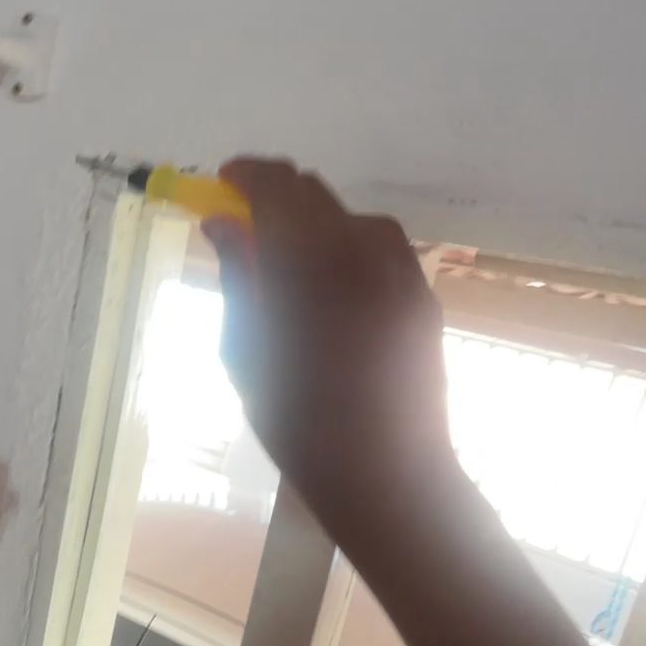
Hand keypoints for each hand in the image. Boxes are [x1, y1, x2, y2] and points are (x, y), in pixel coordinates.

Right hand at [202, 159, 455, 536]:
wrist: (385, 471)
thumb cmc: (294, 418)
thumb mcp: (243, 348)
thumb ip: (236, 276)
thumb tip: (222, 227)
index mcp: (305, 266)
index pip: (275, 187)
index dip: (245, 174)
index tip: (222, 183)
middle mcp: (359, 253)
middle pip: (313, 192)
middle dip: (274, 196)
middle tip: (245, 227)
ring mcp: (400, 271)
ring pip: (349, 216)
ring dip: (313, 222)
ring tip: (291, 265)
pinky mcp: (423, 292)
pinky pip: (380, 246)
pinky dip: (347, 246)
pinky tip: (333, 291)